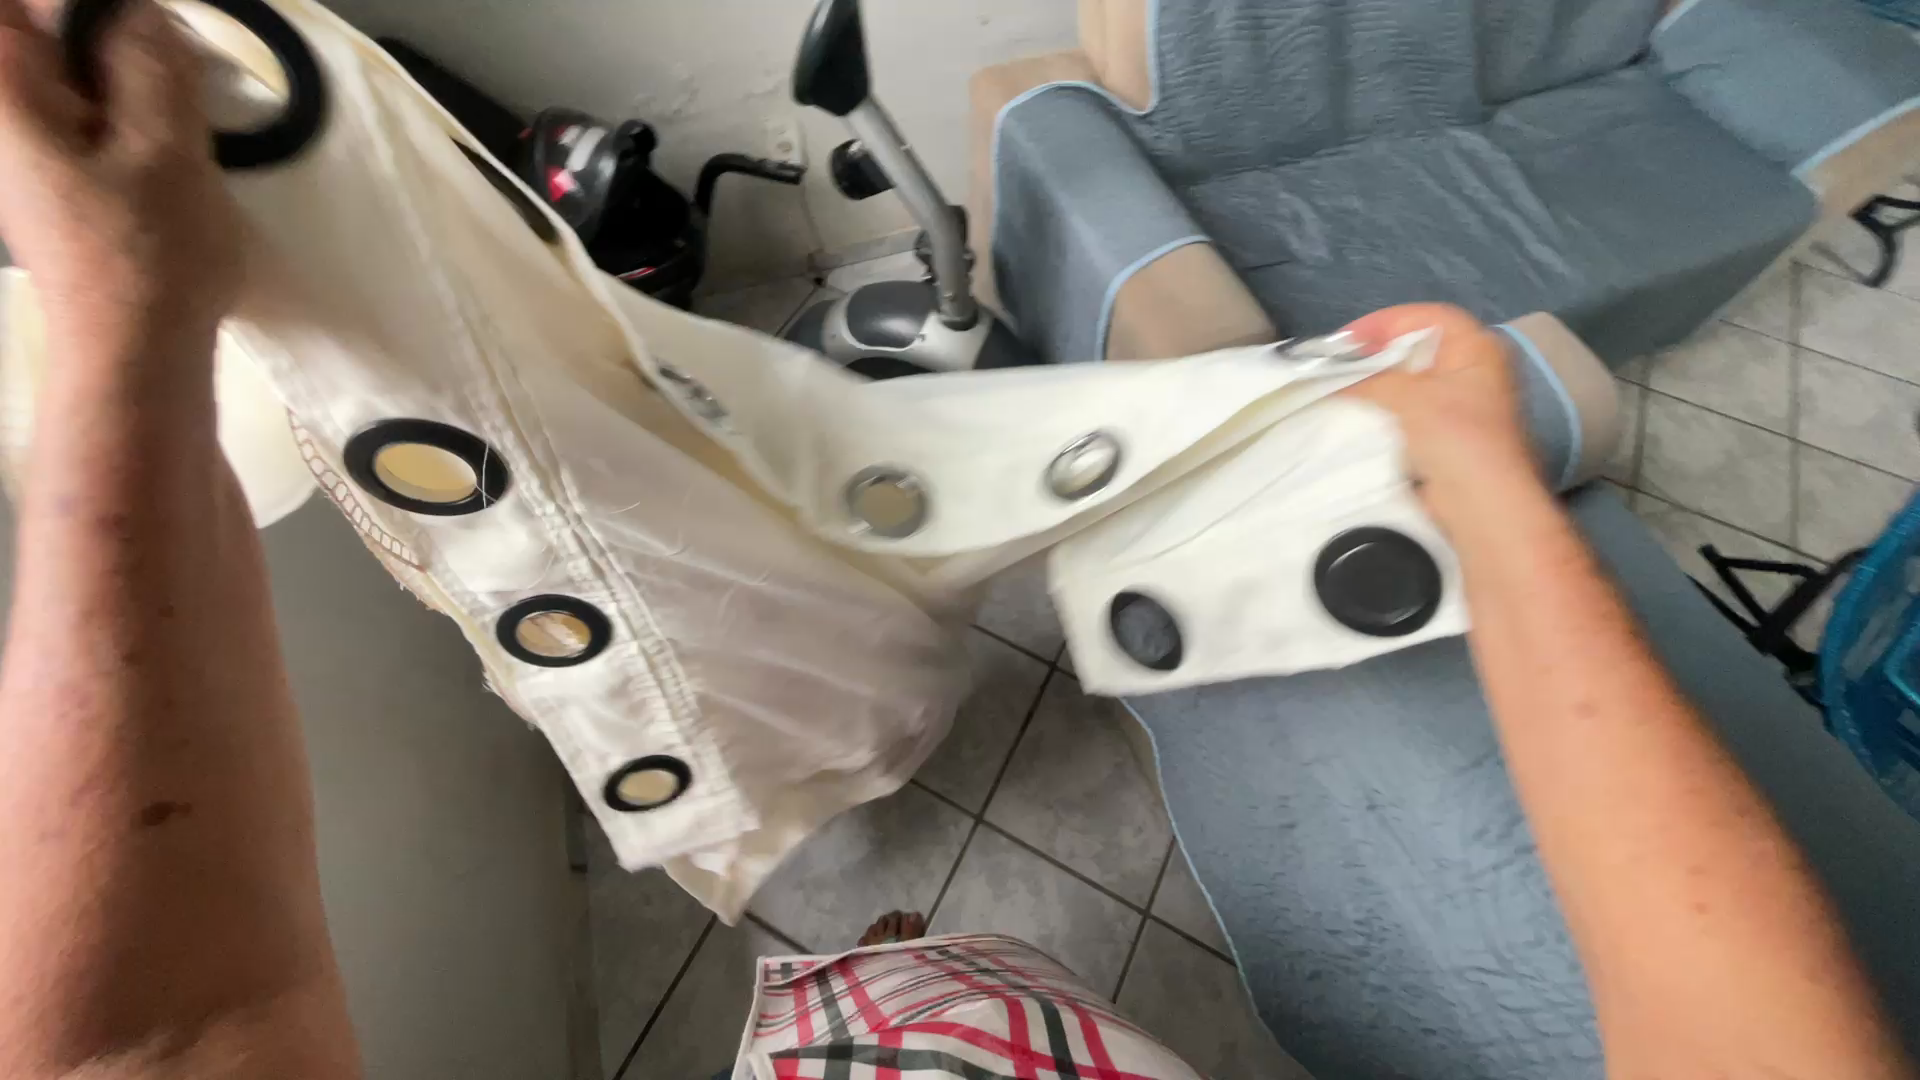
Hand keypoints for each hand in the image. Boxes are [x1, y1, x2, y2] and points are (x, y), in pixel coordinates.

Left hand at [0, 0, 241, 338]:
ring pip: (66, 78)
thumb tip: (144, 17)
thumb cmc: (150, 252)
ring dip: (126, 79)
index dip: (92, 13)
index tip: (153, 30)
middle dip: (110, 39)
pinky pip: (81, 117)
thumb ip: (152, 74)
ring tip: (185, 107)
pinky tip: (169, 142)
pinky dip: (125, 114)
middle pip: (39, 38)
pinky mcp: (50, 175)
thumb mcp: (169, 157)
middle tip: (180, 63)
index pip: (20, 8)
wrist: (136, 343)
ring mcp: (17, 145)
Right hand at [1341, 304, 1541, 524]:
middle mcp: (1469, 371)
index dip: (1384, 322)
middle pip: (1415, 347)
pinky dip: (1378, 408)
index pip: (1427, 318)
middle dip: (1373, 353)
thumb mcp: (1410, 397)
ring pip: (1407, 380)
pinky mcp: (1440, 434)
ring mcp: (1456, 404)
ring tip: (1337, 388)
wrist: (1480, 503)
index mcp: (1475, 350)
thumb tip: (1329, 374)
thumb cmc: (1455, 439)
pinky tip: (1353, 415)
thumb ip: (1369, 379)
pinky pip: (1403, 410)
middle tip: (1335, 365)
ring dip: (1373, 383)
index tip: (1343, 342)